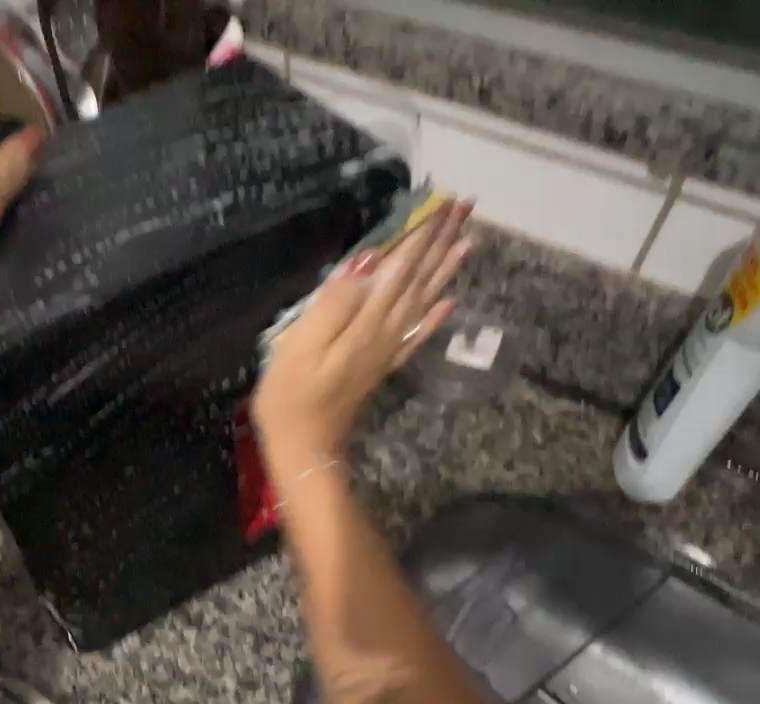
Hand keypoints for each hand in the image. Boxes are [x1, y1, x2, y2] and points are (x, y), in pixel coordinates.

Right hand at [252, 200, 474, 462]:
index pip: (399, 267)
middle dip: (440, 240)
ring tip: (468, 238)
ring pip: (423, 301)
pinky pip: (416, 336)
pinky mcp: (379, 368)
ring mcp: (385, 352)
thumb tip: (365, 267)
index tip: (442, 199)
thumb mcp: (299, 348)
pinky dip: (435, 316)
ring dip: (445, 269)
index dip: (419, 232)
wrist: (305, 449)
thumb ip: (333, 305)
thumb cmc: (290, 399)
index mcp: (366, 323)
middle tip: (465, 203)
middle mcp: (385, 333)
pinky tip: (451, 301)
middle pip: (418, 278)